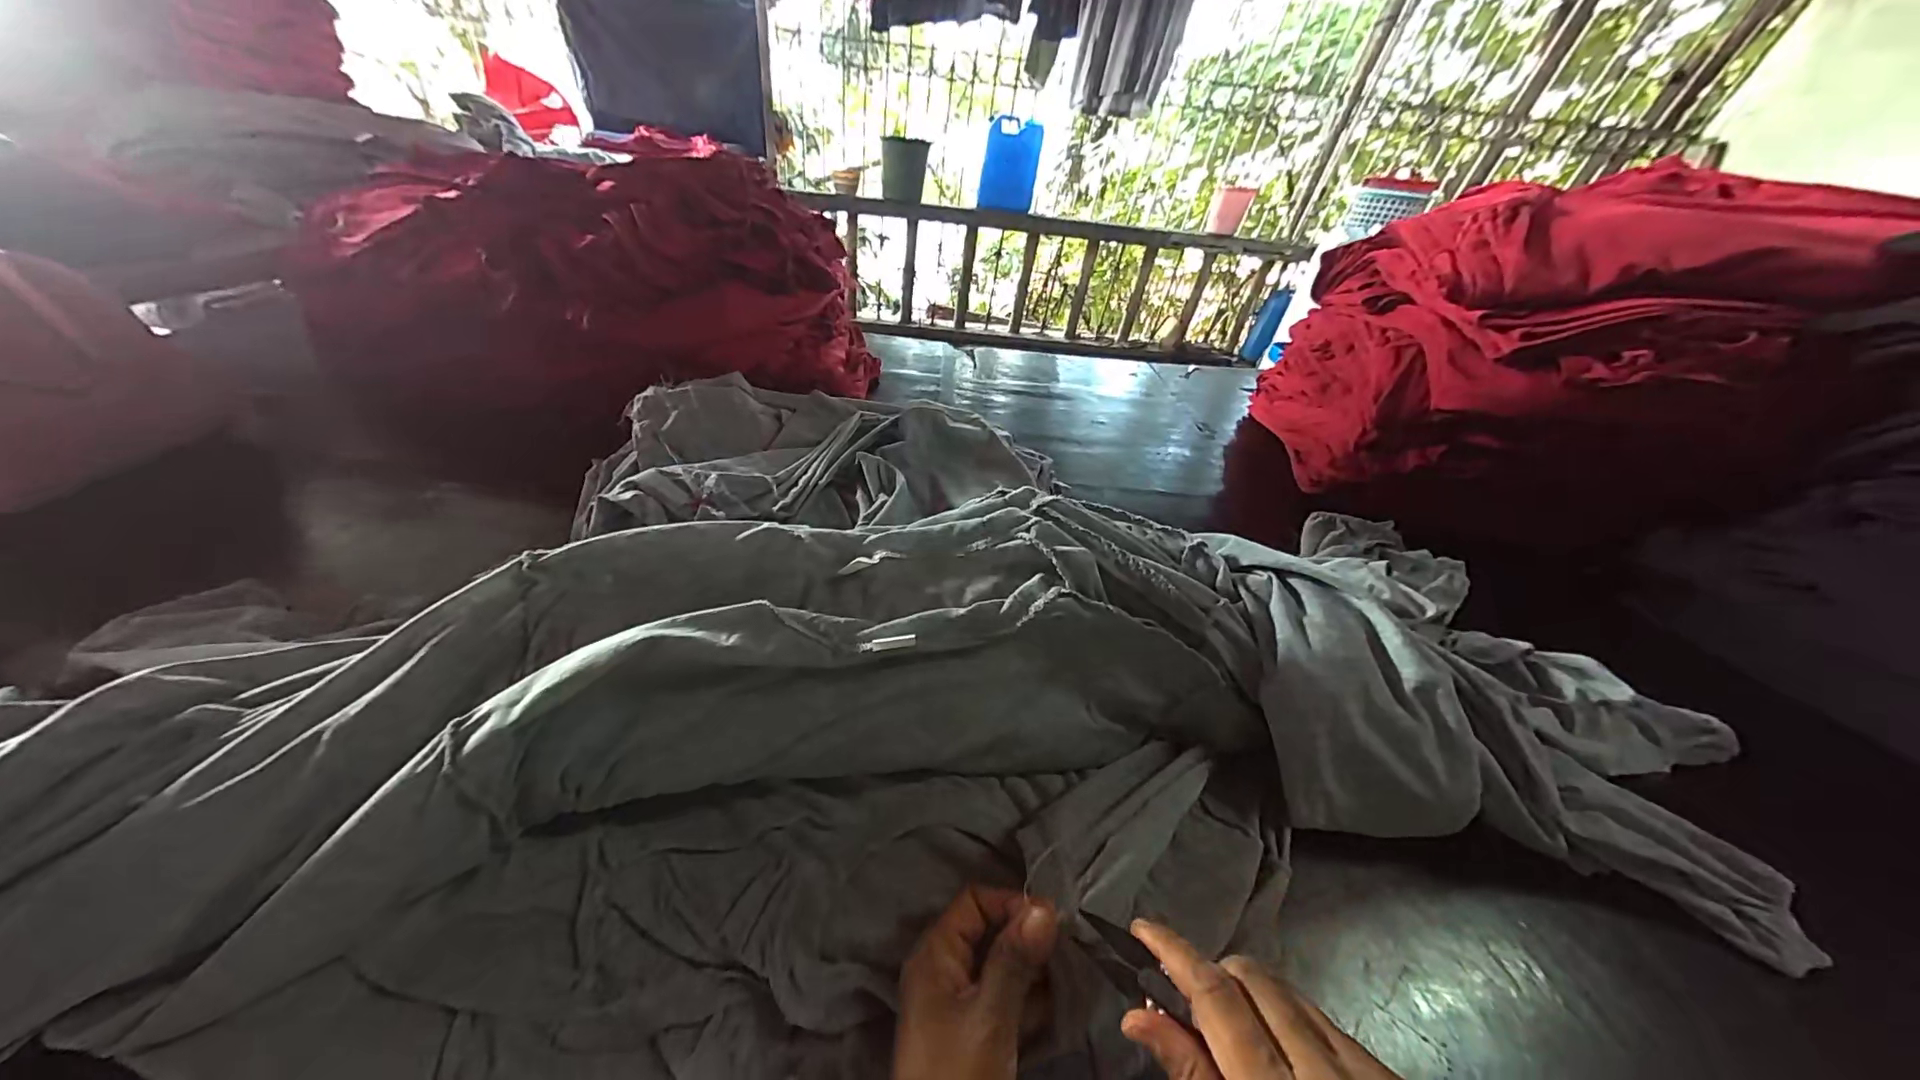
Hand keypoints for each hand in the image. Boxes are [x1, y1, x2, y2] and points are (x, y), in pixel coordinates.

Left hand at [893, 886, 1058, 1079]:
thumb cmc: (957, 1074)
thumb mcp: (989, 1016)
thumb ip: (1015, 960)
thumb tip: (1044, 906)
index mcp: (936, 954)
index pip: (974, 902)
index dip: (1010, 903)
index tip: (1051, 922)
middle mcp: (944, 969)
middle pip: (989, 931)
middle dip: (1028, 936)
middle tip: (1066, 951)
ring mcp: (958, 1001)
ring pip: (1001, 965)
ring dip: (1034, 968)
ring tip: (1067, 977)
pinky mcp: (974, 1031)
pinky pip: (1005, 997)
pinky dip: (1030, 997)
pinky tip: (1056, 1005)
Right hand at [1120, 920, 1402, 1079]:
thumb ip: (1191, 1075)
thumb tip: (1139, 1016)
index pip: (1215, 995)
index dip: (1173, 951)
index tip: (1141, 927)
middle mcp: (1320, 1068)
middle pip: (1250, 977)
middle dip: (1208, 972)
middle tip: (1182, 1000)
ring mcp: (1361, 1070)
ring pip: (1286, 991)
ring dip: (1245, 989)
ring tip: (1225, 1020)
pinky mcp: (1386, 1076)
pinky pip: (1323, 1018)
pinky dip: (1286, 1012)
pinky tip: (1278, 1043)